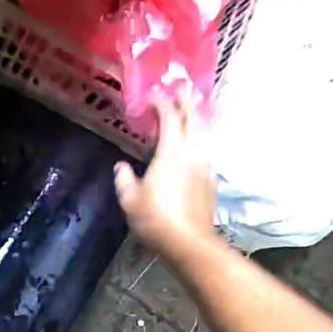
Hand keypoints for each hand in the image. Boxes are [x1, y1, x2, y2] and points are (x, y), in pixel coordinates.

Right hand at [114, 94, 220, 262]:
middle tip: (180, 87)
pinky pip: (206, 149)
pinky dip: (199, 137)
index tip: (152, 95)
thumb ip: (124, 179)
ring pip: (203, 132)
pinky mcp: (211, 180)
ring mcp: (205, 165)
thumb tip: (121, 167)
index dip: (161, 101)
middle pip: (193, 117)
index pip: (169, 116)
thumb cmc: (156, 219)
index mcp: (171, 151)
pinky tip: (194, 143)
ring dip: (196, 117)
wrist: (189, 243)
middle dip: (186, 100)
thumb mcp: (130, 200)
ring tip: (190, 109)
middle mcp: (192, 152)